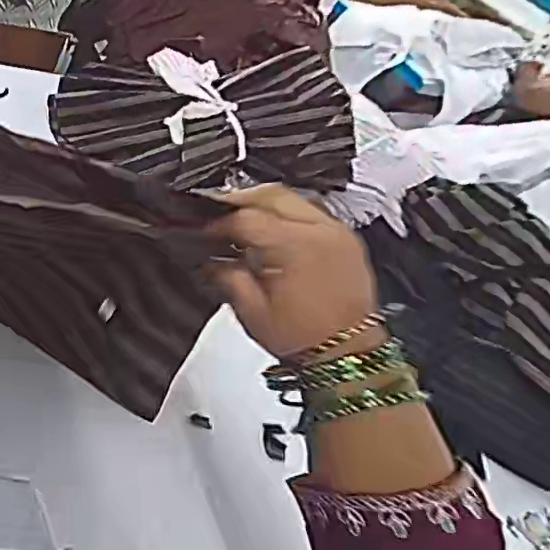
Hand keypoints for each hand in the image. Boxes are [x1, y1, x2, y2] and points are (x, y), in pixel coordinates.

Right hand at [207, 184, 378, 359]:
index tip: (201, 233)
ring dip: (262, 204)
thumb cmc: (305, 339)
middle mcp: (321, 231)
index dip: (217, 225)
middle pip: (270, 194)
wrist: (347, 354)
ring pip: (292, 197)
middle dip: (238, 201)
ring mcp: (337, 232)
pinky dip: (285, 214)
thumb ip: (227, 276)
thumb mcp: (251, 310)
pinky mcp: (345, 239)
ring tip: (241, 224)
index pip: (245, 218)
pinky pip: (310, 211)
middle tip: (216, 217)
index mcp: (296, 246)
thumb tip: (209, 259)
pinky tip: (270, 233)